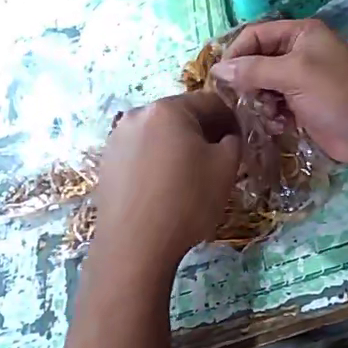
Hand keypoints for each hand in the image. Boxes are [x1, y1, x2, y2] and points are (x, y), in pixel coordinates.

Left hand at [90, 91, 240, 270]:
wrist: (135, 245)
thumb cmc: (187, 201)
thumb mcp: (226, 168)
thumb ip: (233, 142)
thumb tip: (227, 137)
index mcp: (169, 109)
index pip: (211, 102)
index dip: (232, 120)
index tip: (240, 144)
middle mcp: (138, 115)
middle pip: (182, 116)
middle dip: (203, 133)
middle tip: (218, 162)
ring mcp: (117, 139)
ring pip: (160, 135)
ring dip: (178, 148)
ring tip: (190, 179)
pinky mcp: (107, 163)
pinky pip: (141, 154)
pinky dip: (157, 163)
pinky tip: (165, 189)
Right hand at [210, 19, 347, 164]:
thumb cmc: (337, 94)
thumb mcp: (294, 74)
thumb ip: (254, 70)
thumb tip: (218, 69)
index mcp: (300, 35)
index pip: (255, 35)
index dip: (237, 53)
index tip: (221, 77)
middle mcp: (300, 54)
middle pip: (258, 62)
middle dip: (248, 81)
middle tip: (240, 100)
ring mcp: (302, 82)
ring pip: (264, 87)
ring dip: (259, 101)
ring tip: (266, 113)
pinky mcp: (304, 107)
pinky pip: (276, 106)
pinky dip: (273, 115)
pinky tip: (279, 125)